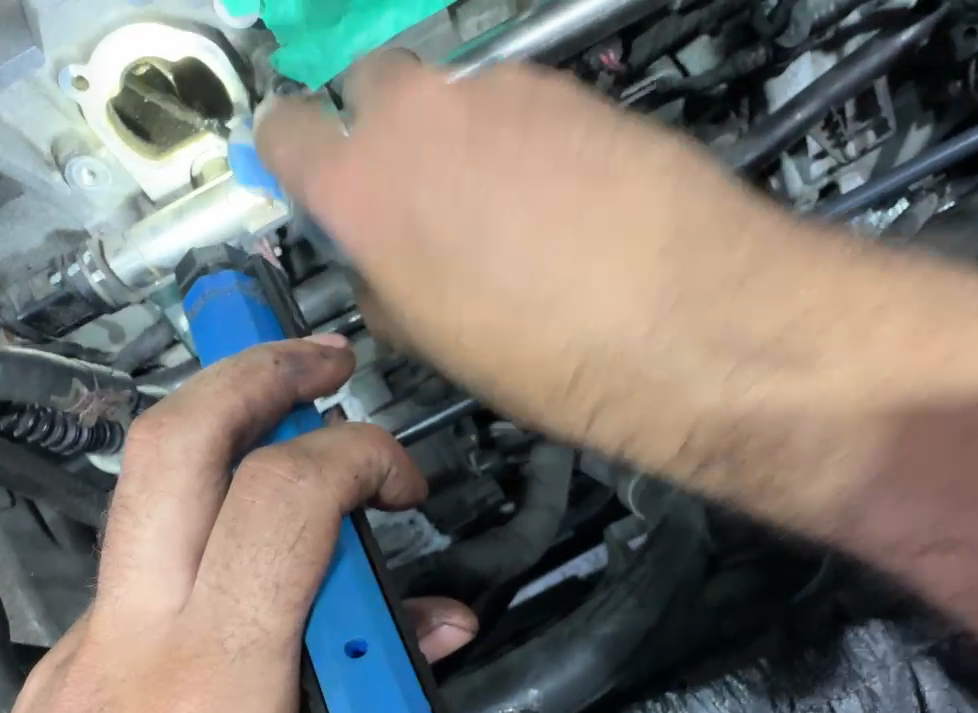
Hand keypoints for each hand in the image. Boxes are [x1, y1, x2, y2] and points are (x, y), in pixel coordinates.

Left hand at [0, 337, 476, 712]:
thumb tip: (422, 634)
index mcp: (209, 689)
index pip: (285, 504)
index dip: (360, 458)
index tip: (403, 482)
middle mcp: (127, 646)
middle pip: (172, 446)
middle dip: (254, 374)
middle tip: (318, 361)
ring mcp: (79, 655)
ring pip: (151, 504)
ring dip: (233, 460)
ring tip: (309, 481)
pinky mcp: (61, 682)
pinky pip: (145, 581)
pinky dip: (213, 560)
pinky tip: (259, 613)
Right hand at [257, 53, 826, 469]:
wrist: (691, 324)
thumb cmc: (565, 357)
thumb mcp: (441, 347)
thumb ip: (386, 290)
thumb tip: (379, 275)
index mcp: (364, 189)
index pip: (286, 134)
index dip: (299, 160)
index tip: (316, 179)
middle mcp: (422, 119)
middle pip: (370, 94)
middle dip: (385, 141)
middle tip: (424, 205)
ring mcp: (500, 94)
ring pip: (453, 102)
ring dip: (466, 147)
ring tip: (512, 222)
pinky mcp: (570, 90)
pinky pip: (523, 106)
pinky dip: (529, 144)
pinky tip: (562, 205)